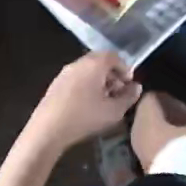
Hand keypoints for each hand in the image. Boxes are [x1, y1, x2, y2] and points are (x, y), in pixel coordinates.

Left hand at [25, 51, 140, 150]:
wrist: (48, 128)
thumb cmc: (85, 117)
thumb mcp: (114, 111)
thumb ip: (128, 97)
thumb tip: (136, 87)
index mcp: (94, 64)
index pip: (114, 56)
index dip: (125, 68)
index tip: (129, 84)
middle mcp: (78, 63)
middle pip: (99, 61)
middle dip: (112, 74)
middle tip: (118, 92)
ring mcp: (64, 73)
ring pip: (87, 70)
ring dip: (99, 80)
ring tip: (104, 100)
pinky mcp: (55, 84)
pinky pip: (76, 78)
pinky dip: (86, 85)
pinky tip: (87, 104)